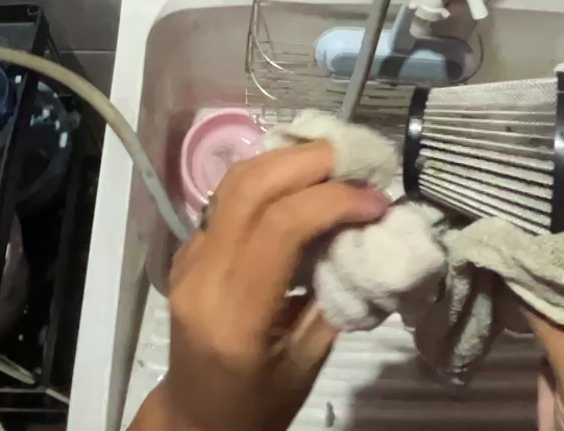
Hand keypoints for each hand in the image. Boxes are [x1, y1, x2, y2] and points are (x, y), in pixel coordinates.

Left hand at [130, 141, 390, 430]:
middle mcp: (203, 272)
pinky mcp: (187, 246)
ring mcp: (188, 255)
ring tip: (332, 159)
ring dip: (286, 158)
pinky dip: (268, 175)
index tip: (376, 199)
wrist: (193, 418)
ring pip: (234, 181)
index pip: (280, 226)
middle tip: (356, 160)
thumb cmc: (257, 404)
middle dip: (308, 161)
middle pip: (251, 187)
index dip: (332, 200)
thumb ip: (334, 297)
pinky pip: (227, 195)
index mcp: (234, 314)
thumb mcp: (306, 364)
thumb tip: (369, 237)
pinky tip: (299, 179)